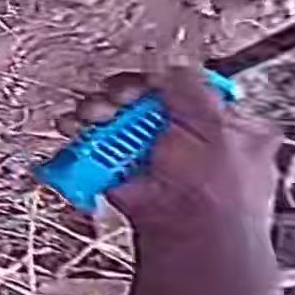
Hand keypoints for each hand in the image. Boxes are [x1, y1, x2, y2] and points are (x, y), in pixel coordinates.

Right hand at [65, 67, 282, 242]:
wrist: (184, 226)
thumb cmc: (218, 188)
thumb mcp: (218, 129)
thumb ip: (195, 94)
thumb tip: (178, 67)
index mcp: (218, 126)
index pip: (180, 90)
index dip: (157, 84)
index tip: (144, 87)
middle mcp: (177, 137)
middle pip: (134, 100)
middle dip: (117, 97)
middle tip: (116, 103)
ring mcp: (141, 151)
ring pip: (105, 116)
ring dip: (94, 113)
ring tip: (96, 120)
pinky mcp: (111, 164)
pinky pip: (85, 139)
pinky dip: (76, 132)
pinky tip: (78, 130)